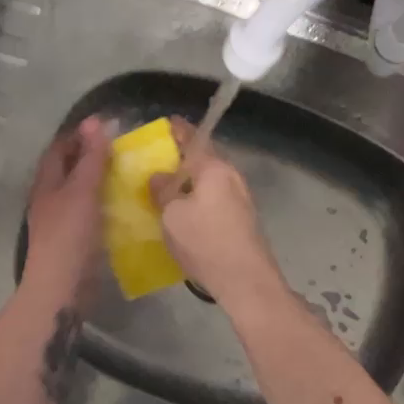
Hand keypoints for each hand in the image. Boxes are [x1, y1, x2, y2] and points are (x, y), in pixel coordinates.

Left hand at [23, 115, 111, 299]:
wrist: (61, 287)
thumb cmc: (69, 235)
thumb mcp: (82, 191)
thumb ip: (92, 159)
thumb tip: (97, 122)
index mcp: (46, 183)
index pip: (59, 148)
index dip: (79, 134)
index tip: (107, 126)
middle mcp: (50, 200)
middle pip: (69, 170)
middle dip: (91, 157)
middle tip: (123, 149)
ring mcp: (61, 222)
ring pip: (80, 193)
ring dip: (100, 182)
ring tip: (128, 173)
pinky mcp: (75, 242)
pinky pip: (90, 214)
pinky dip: (105, 205)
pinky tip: (124, 206)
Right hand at [148, 118, 284, 308]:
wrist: (245, 280)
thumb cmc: (205, 242)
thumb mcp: (172, 215)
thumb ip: (163, 191)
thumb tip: (159, 176)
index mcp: (214, 168)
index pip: (194, 139)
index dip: (178, 130)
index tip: (167, 123)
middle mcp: (231, 177)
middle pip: (204, 160)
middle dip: (183, 160)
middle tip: (158, 163)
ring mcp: (241, 199)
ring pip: (210, 182)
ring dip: (191, 183)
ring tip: (168, 192)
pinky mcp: (242, 220)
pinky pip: (215, 200)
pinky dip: (199, 200)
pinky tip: (185, 215)